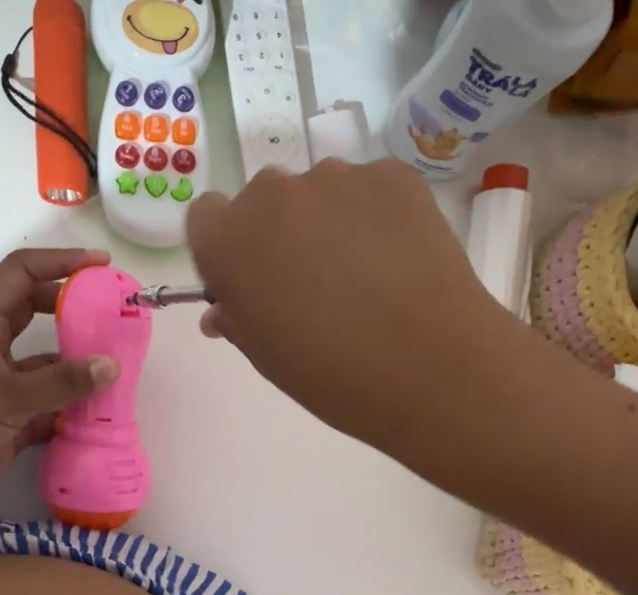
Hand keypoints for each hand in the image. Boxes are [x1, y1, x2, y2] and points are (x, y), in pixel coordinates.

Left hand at [0, 248, 118, 519]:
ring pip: (49, 362)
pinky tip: (103, 410)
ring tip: (120, 362)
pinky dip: (75, 406)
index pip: (20, 275)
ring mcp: (4, 385)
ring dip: (80, 362)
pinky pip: (53, 404)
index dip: (59, 262)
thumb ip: (60, 382)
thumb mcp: (4, 398)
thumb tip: (111, 365)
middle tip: (114, 311)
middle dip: (74, 307)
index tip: (100, 265)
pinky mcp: (14, 420)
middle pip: (37, 312)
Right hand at [186, 160, 504, 437]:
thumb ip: (239, 318)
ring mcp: (336, 177)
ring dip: (329, 222)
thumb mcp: (269, 358)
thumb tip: (225, 307)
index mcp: (229, 242)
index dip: (228, 250)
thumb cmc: (334, 376)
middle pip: (264, 202)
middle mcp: (274, 194)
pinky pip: (370, 189)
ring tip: (366, 275)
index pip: (207, 219)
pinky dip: (376, 216)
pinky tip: (399, 261)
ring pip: (320, 192)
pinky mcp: (392, 174)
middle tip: (314, 285)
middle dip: (280, 234)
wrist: (430, 367)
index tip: (252, 283)